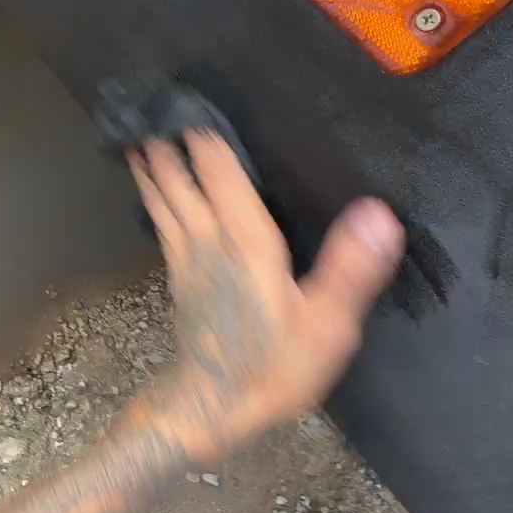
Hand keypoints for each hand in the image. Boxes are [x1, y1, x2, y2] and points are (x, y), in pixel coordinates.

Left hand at [127, 131, 403, 451]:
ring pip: (162, 205)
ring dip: (150, 173)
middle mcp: (207, 244)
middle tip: (147, 113)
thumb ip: (349, 269)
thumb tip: (377, 212)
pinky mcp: (179, 282)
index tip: (190, 104)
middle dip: (165, 149)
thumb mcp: (324, 325)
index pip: (222, 178)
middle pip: (180, 185)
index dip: (206, 141)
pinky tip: (151, 200)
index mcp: (245, 244)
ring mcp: (186, 263)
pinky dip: (153, 204)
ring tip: (134, 145)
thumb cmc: (272, 367)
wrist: (212, 407)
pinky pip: (162, 228)